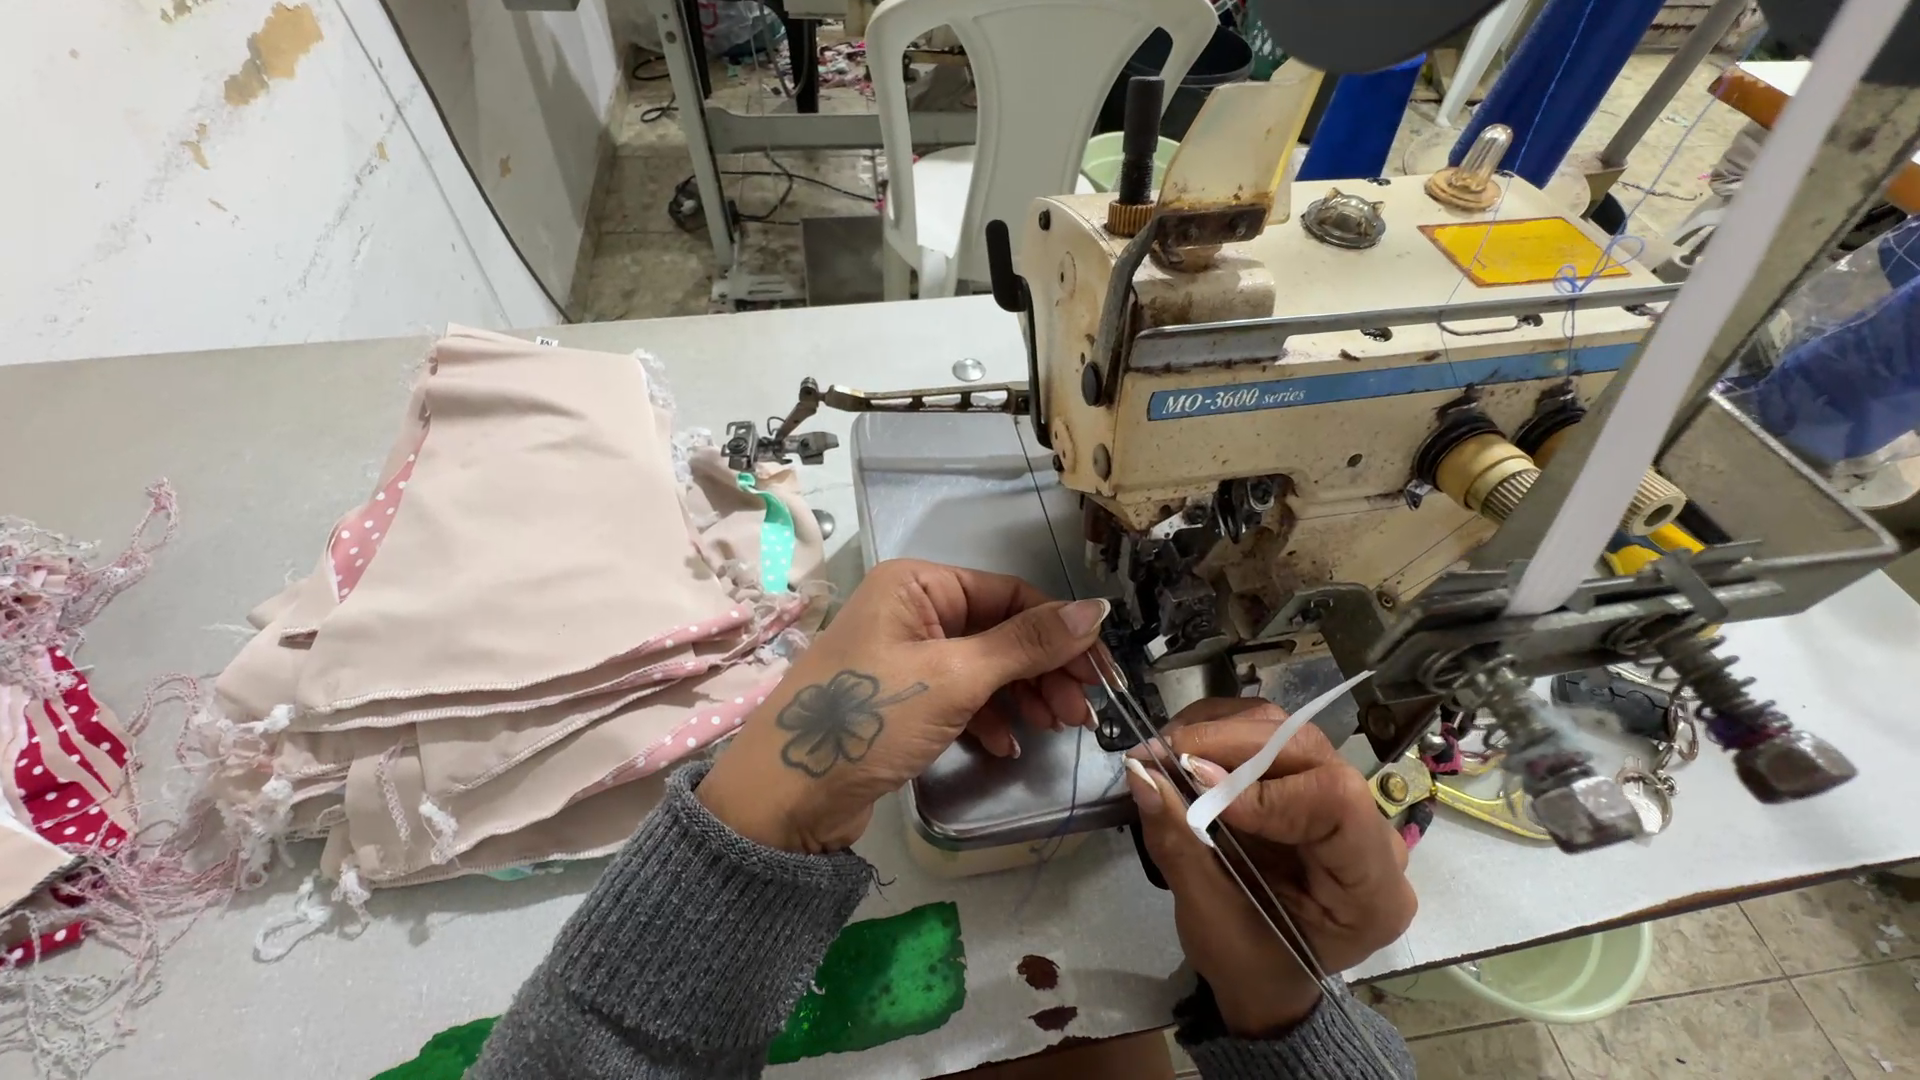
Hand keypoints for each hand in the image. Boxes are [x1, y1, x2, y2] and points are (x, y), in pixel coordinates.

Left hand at [698, 559, 1107, 853]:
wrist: (785, 797)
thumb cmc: (868, 717)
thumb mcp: (954, 676)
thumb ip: (1026, 644)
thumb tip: (1096, 608)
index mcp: (917, 584)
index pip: (1008, 594)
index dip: (1059, 630)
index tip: (1100, 669)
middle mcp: (911, 611)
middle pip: (999, 632)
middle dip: (1044, 670)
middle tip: (1083, 710)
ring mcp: (905, 658)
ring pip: (983, 668)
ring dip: (1023, 696)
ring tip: (1059, 728)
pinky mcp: (901, 701)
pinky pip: (959, 698)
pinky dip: (987, 718)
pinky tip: (1006, 745)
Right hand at [1124, 699, 1415, 1036]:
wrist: (1265, 976)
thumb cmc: (1250, 965)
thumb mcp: (1209, 917)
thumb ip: (1178, 843)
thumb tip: (1140, 773)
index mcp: (1371, 888)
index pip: (1337, 802)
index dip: (1264, 786)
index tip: (1194, 784)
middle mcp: (1371, 831)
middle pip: (1307, 751)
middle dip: (1227, 743)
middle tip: (1161, 752)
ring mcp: (1339, 799)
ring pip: (1284, 731)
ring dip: (1217, 731)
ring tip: (1164, 750)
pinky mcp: (1305, 779)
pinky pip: (1267, 732)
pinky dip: (1217, 731)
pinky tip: (1182, 750)